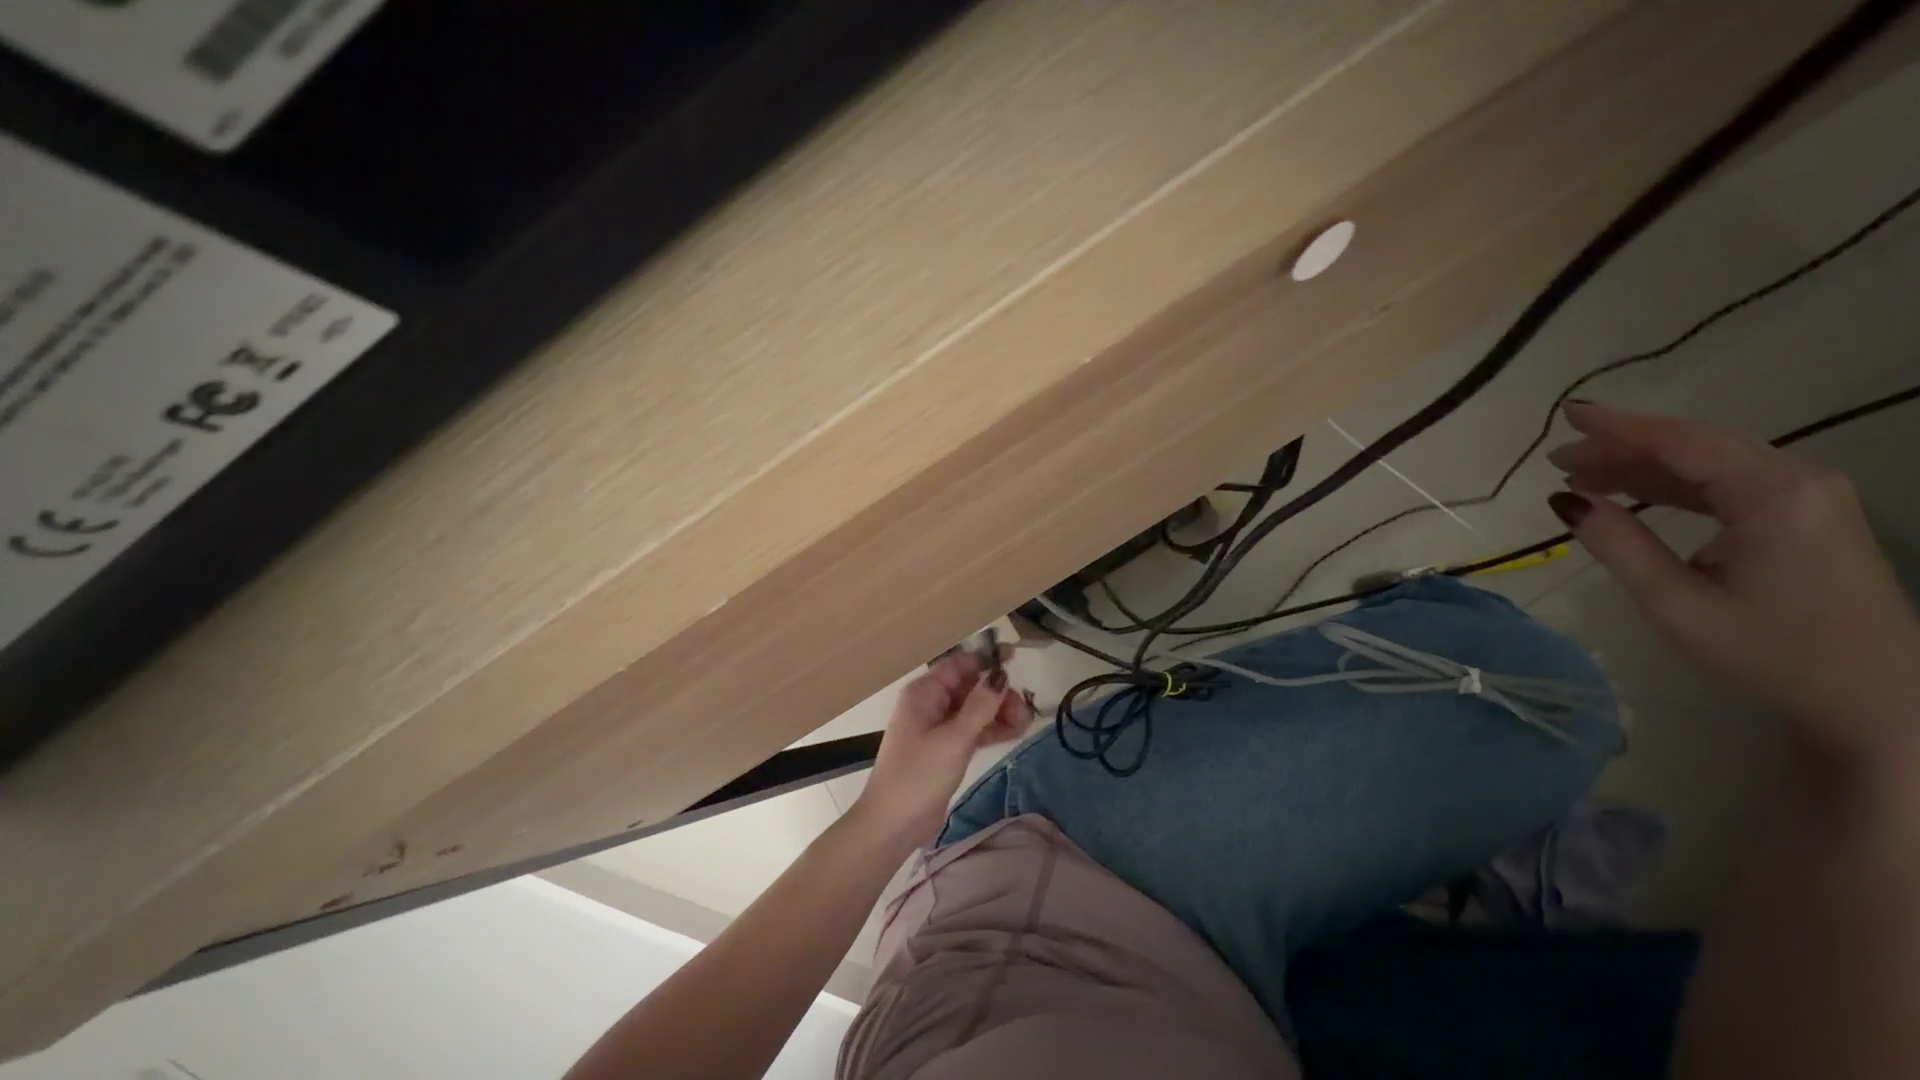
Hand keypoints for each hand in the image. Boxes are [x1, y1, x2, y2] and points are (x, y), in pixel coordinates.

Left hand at [848, 649, 1030, 849]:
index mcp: (924, 693)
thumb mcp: (954, 739)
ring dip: (1000, 712)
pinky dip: (993, 729)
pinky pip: (975, 730)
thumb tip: (1000, 674)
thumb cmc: (919, 775)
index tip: (1015, 658)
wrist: (894, 823)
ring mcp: (939, 728)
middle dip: (998, 693)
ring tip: (1024, 726)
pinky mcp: (948, 749)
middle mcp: (931, 704)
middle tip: (1023, 711)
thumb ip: (980, 706)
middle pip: (971, 686)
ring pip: (976, 709)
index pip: (959, 665)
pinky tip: (1015, 733)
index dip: (986, 660)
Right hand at [1548, 402, 1919, 768]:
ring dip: (1646, 467)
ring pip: (1712, 463)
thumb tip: (1566, 502)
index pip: (1683, 442)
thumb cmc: (1772, 655)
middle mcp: (1801, 480)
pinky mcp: (1811, 515)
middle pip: (1697, 446)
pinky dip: (1677, 484)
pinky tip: (1636, 493)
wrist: (1877, 702)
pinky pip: (1732, 483)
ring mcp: (1812, 496)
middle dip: (1624, 447)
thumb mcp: (1678, 605)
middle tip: (1561, 459)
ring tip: (1584, 476)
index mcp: (1775, 496)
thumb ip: (1620, 545)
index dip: (1619, 426)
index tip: (1565, 415)